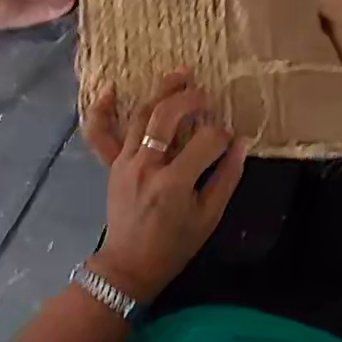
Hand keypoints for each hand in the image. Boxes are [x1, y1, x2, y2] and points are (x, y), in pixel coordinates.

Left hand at [80, 73, 246, 301]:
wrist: (129, 265)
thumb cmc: (175, 244)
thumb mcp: (210, 216)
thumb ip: (227, 177)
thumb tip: (240, 143)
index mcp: (174, 183)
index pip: (206, 141)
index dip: (223, 135)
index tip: (230, 139)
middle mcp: (146, 166)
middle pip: (167, 116)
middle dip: (191, 99)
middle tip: (207, 95)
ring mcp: (124, 162)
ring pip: (141, 115)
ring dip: (162, 92)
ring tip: (180, 76)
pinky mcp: (111, 164)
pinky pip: (101, 133)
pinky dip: (102, 110)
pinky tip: (111, 89)